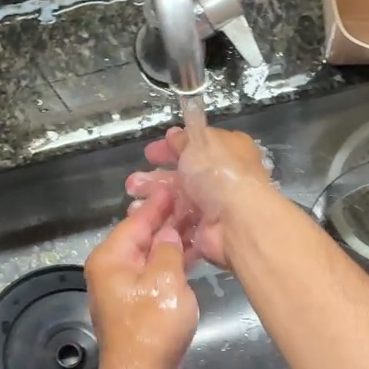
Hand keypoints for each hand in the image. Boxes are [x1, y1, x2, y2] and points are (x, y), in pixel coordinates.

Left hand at [85, 188, 198, 368]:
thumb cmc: (152, 326)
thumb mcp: (166, 279)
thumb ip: (168, 249)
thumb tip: (169, 232)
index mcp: (110, 258)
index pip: (137, 220)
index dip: (159, 204)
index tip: (176, 185)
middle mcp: (110, 270)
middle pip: (140, 237)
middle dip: (165, 221)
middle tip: (192, 202)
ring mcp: (120, 290)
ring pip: (147, 257)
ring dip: (170, 243)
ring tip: (196, 225)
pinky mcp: (134, 306)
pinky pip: (151, 274)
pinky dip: (168, 264)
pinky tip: (188, 257)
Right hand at [125, 126, 273, 269]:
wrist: (237, 221)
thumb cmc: (219, 173)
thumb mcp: (198, 144)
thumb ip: (183, 139)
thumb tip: (174, 135)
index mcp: (227, 152)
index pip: (196, 148)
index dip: (170, 150)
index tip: (148, 154)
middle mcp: (223, 179)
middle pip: (184, 178)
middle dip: (156, 180)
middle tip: (132, 184)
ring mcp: (215, 208)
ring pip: (179, 204)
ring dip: (156, 204)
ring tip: (134, 207)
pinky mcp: (206, 233)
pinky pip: (181, 228)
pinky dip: (164, 226)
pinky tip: (146, 224)